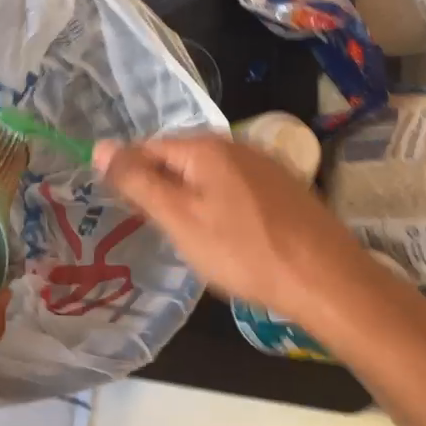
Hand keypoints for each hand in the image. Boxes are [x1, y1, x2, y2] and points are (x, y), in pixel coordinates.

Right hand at [94, 134, 376, 325]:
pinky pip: (233, 187)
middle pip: (177, 158)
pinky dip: (218, 205)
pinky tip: (225, 235)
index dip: (129, 177)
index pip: (145, 148)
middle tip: (158, 228)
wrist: (325, 280)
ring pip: (206, 174)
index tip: (126, 211)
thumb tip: (99, 147)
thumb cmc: (242, 251)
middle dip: (159, 187)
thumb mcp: (178, 219)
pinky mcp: (283, 188)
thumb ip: (137, 182)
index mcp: (204, 147)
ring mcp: (264, 164)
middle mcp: (235, 144)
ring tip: (188, 235)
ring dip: (188, 197)